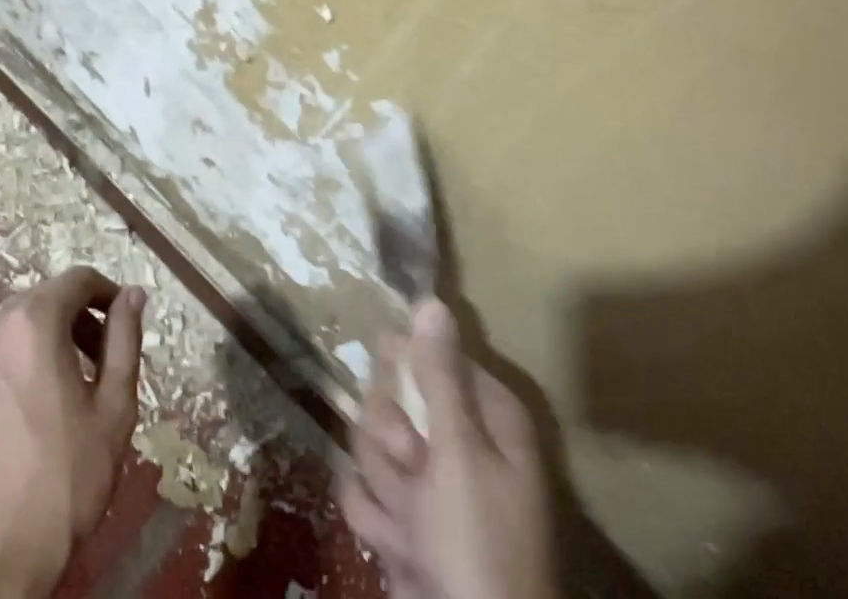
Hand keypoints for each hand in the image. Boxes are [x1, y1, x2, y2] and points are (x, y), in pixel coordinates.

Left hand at [0, 267, 145, 598]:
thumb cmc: (66, 480)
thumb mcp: (114, 407)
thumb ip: (125, 339)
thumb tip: (132, 295)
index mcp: (31, 323)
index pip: (77, 280)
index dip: (106, 294)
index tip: (121, 322)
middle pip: (37, 304)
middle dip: (72, 323)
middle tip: (95, 367)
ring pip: (2, 334)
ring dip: (33, 348)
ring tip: (53, 396)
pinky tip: (11, 420)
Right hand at [341, 299, 558, 598]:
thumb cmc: (475, 537)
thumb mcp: (457, 450)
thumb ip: (437, 375)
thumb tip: (430, 300)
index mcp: (483, 414)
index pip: (428, 358)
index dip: (405, 374)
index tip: (395, 391)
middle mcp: (455, 439)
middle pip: (391, 401)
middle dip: (388, 440)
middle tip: (412, 465)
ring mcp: (426, 482)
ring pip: (370, 449)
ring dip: (384, 488)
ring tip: (412, 523)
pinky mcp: (401, 515)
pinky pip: (363, 492)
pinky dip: (377, 521)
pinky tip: (400, 546)